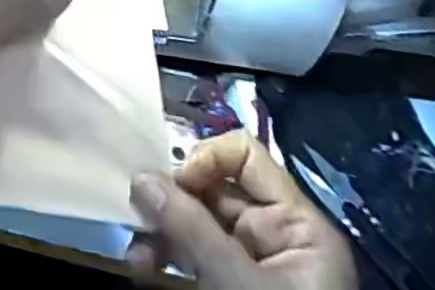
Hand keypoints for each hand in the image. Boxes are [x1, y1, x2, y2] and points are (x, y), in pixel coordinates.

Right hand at [128, 131, 355, 289]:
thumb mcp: (238, 286)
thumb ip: (191, 229)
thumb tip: (140, 176)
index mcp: (296, 226)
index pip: (246, 156)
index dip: (206, 159)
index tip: (177, 186)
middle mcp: (273, 236)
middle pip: (211, 188)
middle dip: (170, 202)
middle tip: (138, 218)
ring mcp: (248, 264)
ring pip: (192, 222)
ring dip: (158, 233)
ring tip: (138, 261)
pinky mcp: (225, 287)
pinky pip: (188, 255)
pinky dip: (163, 258)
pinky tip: (142, 271)